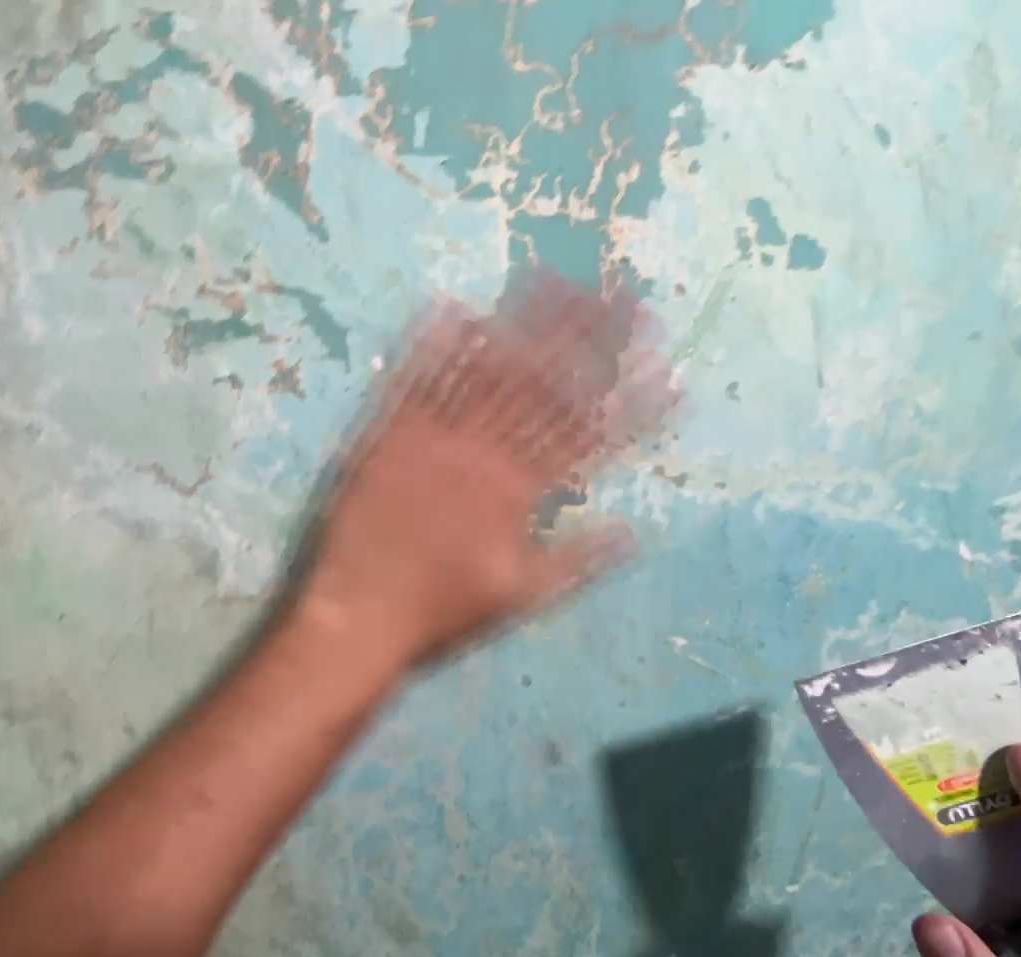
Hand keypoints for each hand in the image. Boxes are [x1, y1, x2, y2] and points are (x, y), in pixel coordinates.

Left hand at [294, 276, 675, 667]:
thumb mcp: (521, 597)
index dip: (628, 397)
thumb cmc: (440, 612)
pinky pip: (413, 381)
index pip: (587, 433)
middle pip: (545, 385)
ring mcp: (433, 438)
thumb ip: (578, 562)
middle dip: (590, 337)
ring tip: (556, 277)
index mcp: (520, 492)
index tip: (663, 363)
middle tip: (626, 292)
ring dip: (523, 322)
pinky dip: (434, 344)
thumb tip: (635, 535)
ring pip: (487, 371)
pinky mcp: (386, 435)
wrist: (357, 616)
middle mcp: (483, 453)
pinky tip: (454, 305)